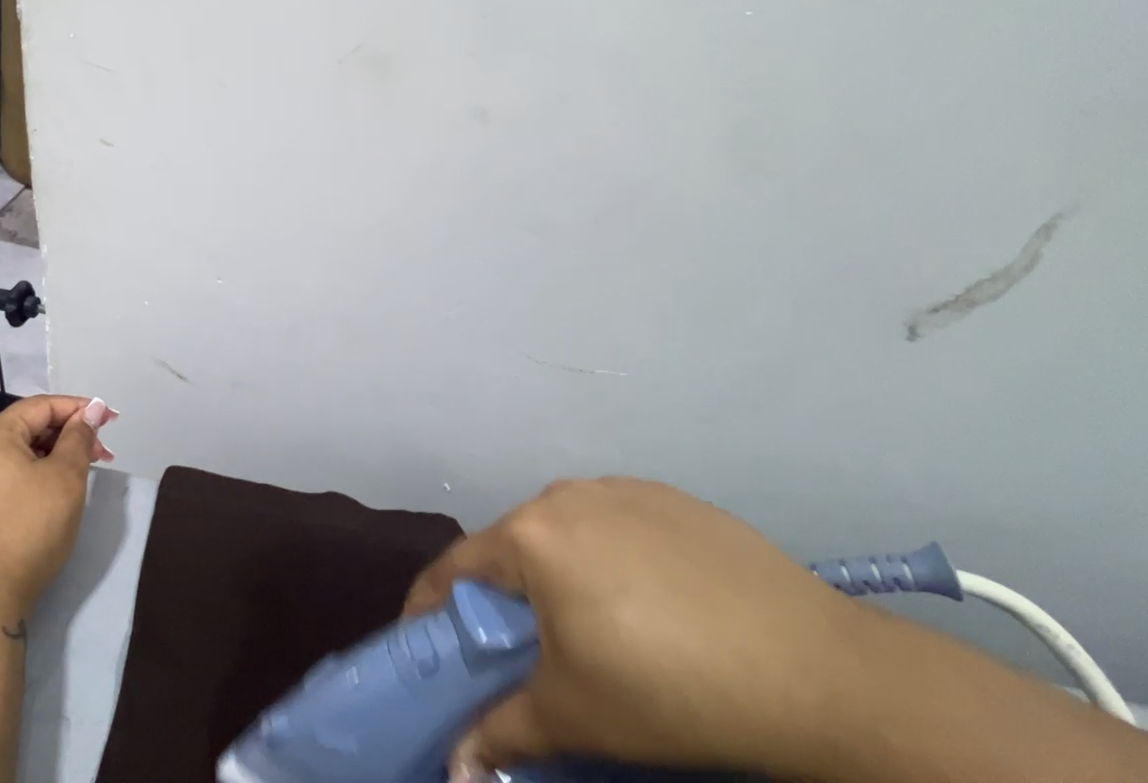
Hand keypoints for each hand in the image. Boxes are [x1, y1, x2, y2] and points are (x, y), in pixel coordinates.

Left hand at [0, 395, 113, 620]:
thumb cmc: (29, 529)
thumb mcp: (65, 478)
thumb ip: (79, 438)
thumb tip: (91, 411)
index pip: (41, 406)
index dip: (80, 408)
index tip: (111, 420)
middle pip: (28, 428)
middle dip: (68, 435)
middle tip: (102, 454)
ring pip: (18, 455)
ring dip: (53, 457)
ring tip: (83, 474)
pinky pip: (6, 477)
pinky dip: (34, 476)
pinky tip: (54, 494)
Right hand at [406, 477, 878, 778]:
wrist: (820, 673)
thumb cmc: (673, 690)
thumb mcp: (574, 716)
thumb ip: (500, 733)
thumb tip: (457, 770)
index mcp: (531, 535)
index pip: (453, 568)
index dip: (429, 608)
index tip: (425, 643)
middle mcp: (567, 496)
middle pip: (509, 547)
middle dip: (500, 596)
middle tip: (515, 649)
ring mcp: (625, 491)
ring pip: (564, 532)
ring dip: (555, 574)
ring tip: (586, 627)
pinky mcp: (675, 500)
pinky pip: (616, 525)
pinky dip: (608, 559)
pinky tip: (646, 605)